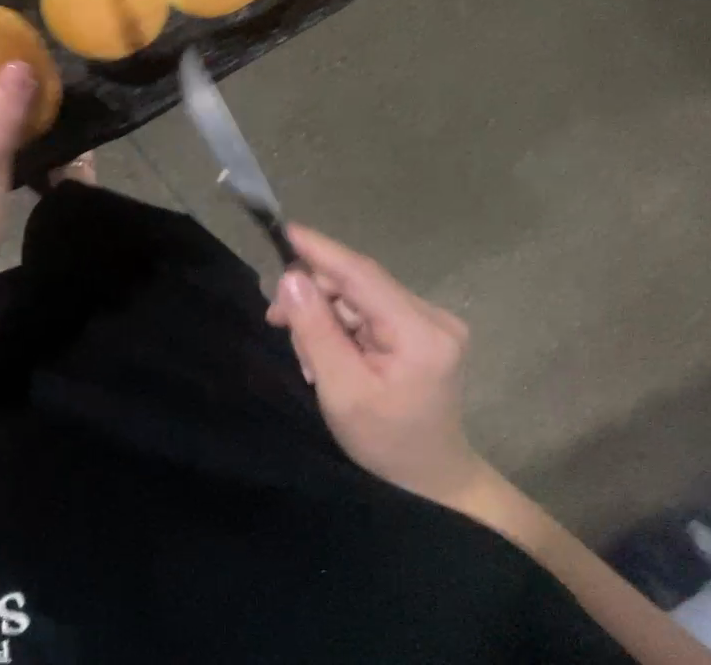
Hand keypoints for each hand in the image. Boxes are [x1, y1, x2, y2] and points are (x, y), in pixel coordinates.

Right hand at [268, 225, 490, 508]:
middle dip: (312, 297)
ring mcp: (430, 323)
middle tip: (278, 324)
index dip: (320, 251)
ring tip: (309, 356)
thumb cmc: (384, 441)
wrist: (430, 480)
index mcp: (420, 333)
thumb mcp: (340, 389)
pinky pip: (366, 309)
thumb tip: (291, 278)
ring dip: (322, 315)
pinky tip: (327, 351)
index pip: (362, 275)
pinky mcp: (421, 331)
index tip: (283, 230)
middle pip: (356, 283)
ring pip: (356, 295)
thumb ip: (315, 330)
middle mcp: (433, 318)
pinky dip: (338, 324)